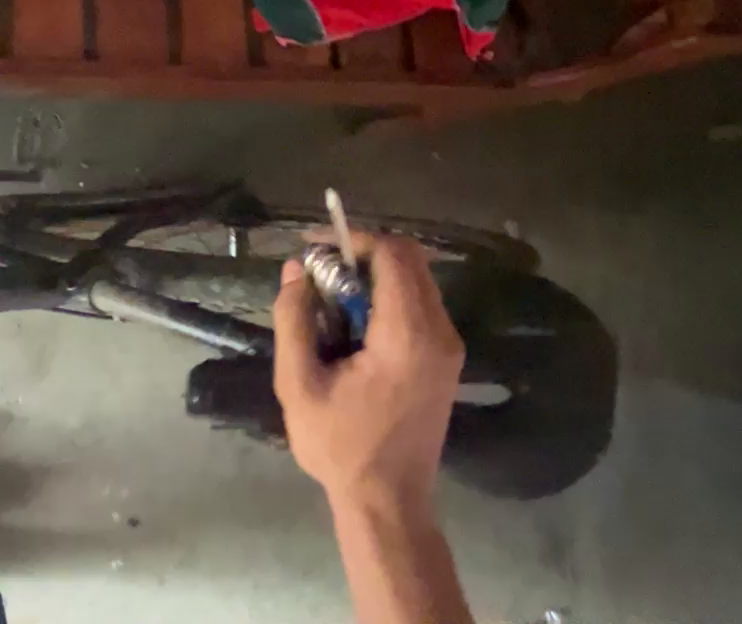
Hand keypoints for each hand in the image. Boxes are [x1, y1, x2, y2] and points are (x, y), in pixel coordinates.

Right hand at [271, 232, 463, 508]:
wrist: (388, 502)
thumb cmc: (338, 445)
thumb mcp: (297, 382)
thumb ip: (293, 319)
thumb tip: (295, 269)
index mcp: (406, 337)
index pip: (393, 255)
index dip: (352, 238)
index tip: (312, 249)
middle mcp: (439, 334)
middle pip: (410, 259)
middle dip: (361, 252)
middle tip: (318, 272)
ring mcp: (448, 347)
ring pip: (416, 278)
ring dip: (372, 273)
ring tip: (329, 297)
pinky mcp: (445, 358)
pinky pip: (418, 302)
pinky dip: (384, 294)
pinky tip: (351, 321)